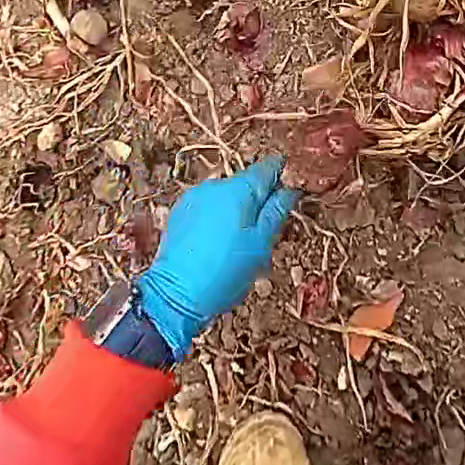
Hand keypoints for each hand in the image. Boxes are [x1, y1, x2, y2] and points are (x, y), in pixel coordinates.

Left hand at [134, 156, 299, 359]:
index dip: (283, 178)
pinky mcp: (180, 213)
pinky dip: (218, 218)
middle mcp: (216, 186)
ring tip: (238, 243)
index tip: (287, 197)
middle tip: (264, 232)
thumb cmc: (225, 271)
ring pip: (228, 196)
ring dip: (238, 211)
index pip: (270, 166)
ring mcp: (195, 198)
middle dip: (259, 201)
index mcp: (240, 189)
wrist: (173, 298)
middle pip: (248, 183)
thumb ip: (278, 210)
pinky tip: (217, 243)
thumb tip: (291, 189)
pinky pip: (209, 207)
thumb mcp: (262, 243)